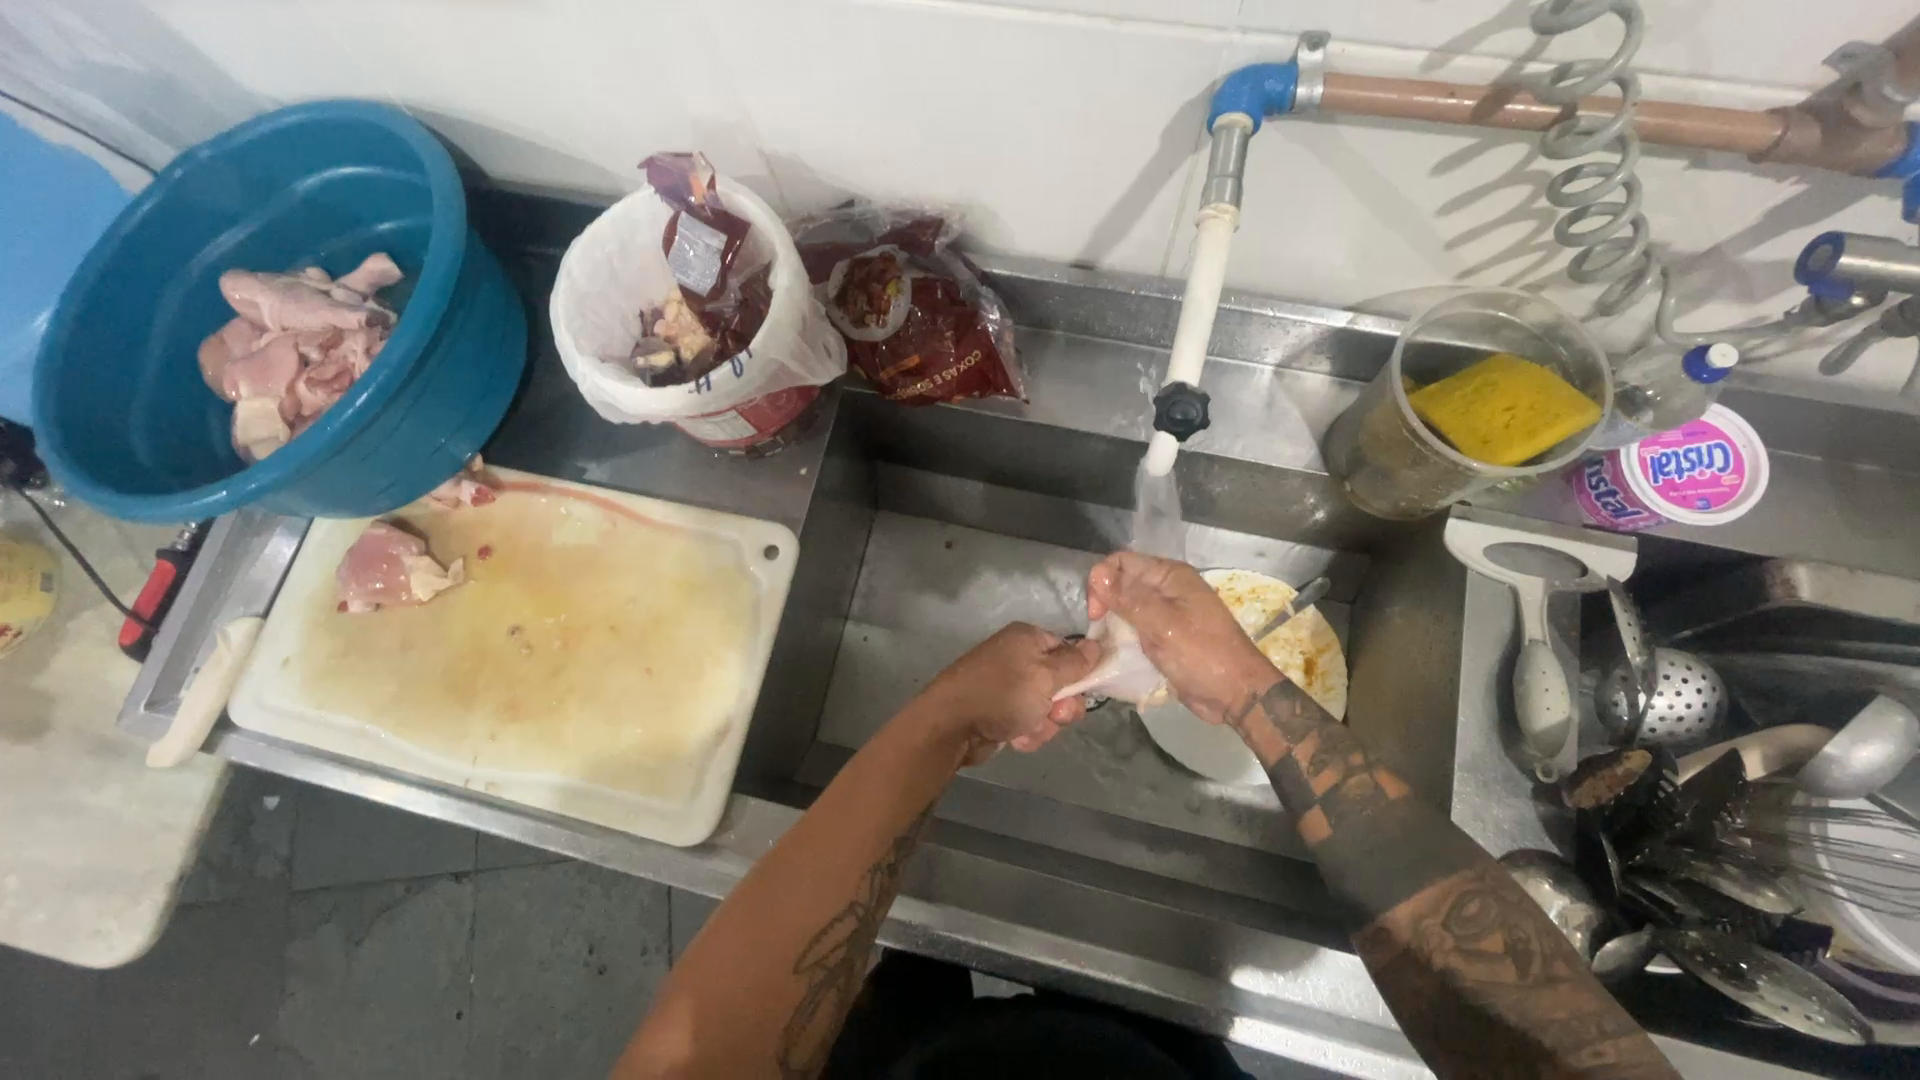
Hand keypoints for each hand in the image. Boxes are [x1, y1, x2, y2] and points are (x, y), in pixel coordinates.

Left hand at [910, 623, 1100, 761]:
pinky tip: (1015, 739)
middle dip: (1062, 705)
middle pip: (1061, 682)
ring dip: (1045, 723)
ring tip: (1028, 729)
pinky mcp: (1000, 712)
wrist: (952, 727)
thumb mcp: (1045, 676)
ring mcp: (1008, 687)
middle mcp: (1017, 658)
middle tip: (1054, 714)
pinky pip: (1029, 722)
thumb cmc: (1002, 694)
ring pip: (1047, 708)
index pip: (1067, 649)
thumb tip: (1096, 645)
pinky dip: (1027, 732)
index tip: (1085, 690)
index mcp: (1027, 639)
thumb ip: (1075, 663)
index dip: (1079, 671)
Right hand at [1086, 552, 1277, 725]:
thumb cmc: (1203, 655)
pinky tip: (1113, 651)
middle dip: (1104, 602)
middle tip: (1097, 629)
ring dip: (1112, 621)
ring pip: (1125, 607)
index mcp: (1170, 576)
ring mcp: (1165, 613)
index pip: (1122, 562)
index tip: (1096, 612)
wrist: (1235, 695)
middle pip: (1121, 583)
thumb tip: (1096, 573)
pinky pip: (1135, 628)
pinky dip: (1122, 636)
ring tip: (1103, 642)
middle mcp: (1166, 589)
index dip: (1102, 580)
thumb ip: (1128, 599)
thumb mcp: (1163, 625)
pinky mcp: (1163, 636)